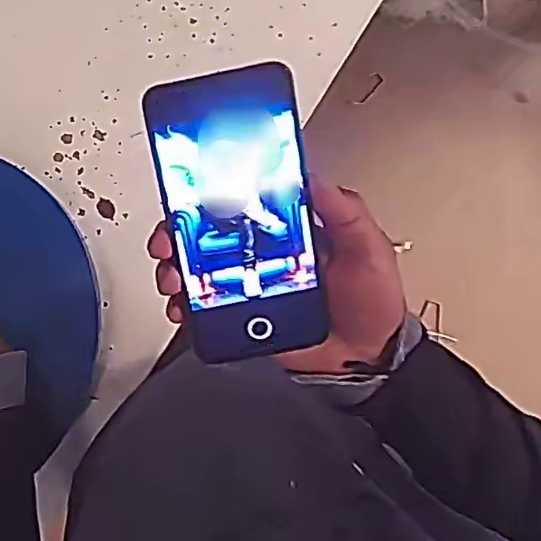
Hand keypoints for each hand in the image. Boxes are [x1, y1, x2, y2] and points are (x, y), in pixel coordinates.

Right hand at [147, 178, 407, 372]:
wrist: (368, 362)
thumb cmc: (371, 303)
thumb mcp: (367, 247)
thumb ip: (344, 211)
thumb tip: (313, 178)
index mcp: (282, 229)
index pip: (235, 202)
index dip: (204, 196)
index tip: (185, 193)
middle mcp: (258, 253)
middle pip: (201, 234)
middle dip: (174, 234)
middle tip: (168, 242)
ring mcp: (245, 284)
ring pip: (194, 269)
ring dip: (173, 268)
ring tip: (173, 276)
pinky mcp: (239, 315)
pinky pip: (201, 307)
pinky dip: (183, 305)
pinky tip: (181, 306)